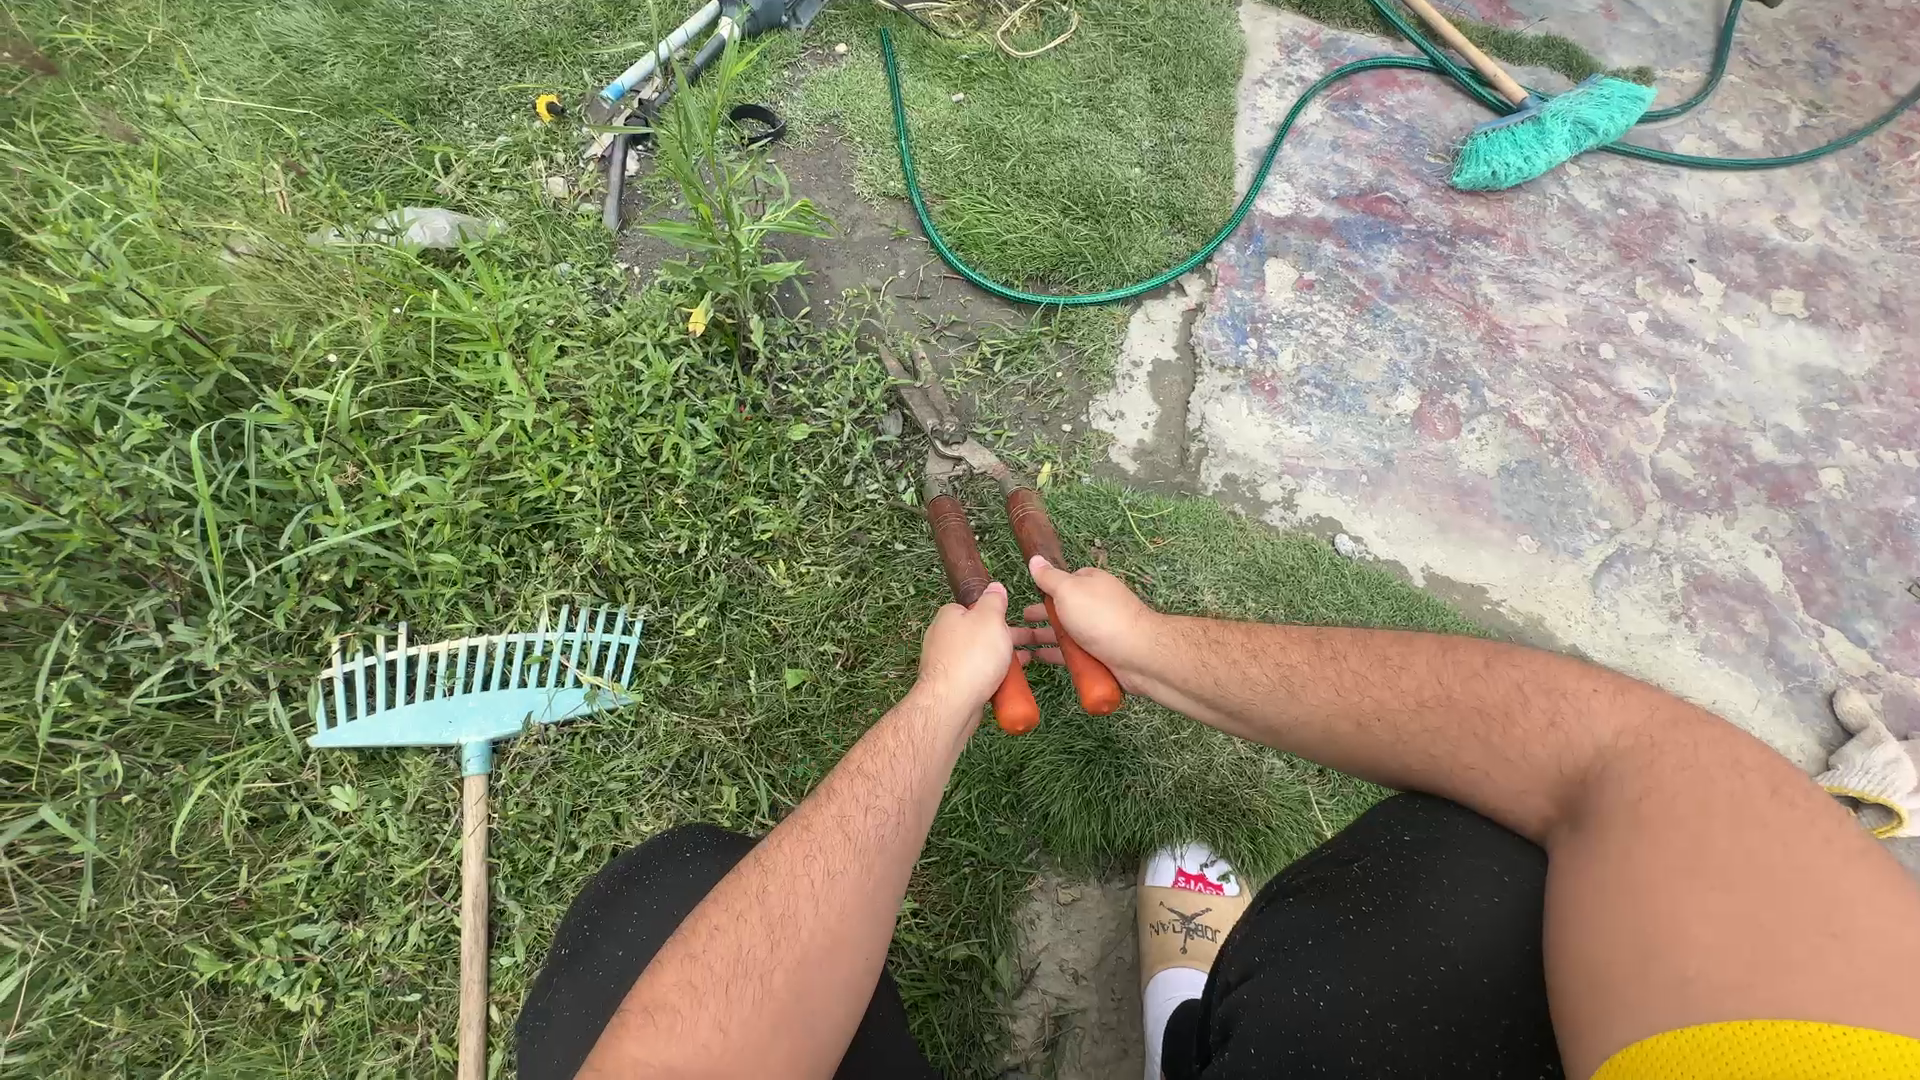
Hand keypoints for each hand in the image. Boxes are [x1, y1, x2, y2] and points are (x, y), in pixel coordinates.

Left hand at [915, 582, 1016, 720]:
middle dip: (1003, 638)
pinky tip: (1008, 683)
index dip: (994, 614)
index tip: (1012, 620)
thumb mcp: (990, 619)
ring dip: (1001, 659)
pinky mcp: (951, 685)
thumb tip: (995, 587)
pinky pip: (976, 676)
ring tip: (1023, 664)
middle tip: (1027, 642)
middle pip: (978, 633)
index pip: (972, 608)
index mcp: (949, 616)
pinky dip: (992, 678)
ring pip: (979, 656)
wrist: (953, 703)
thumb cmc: (972, 657)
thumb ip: (994, 600)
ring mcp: (946, 662)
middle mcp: (943, 637)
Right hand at [1021, 555, 1159, 692]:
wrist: (1136, 655)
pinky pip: (1072, 652)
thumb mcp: (1068, 590)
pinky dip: (1056, 654)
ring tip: (1020, 644)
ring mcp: (1098, 630)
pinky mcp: (1099, 653)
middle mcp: (1095, 605)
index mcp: (1091, 583)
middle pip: (1063, 608)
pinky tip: (1039, 658)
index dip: (1045, 589)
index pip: (1065, 582)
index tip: (1028, 597)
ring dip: (1044, 637)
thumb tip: (1036, 559)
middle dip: (1041, 616)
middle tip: (1018, 624)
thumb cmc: (1100, 617)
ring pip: (1066, 632)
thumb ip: (1049, 577)